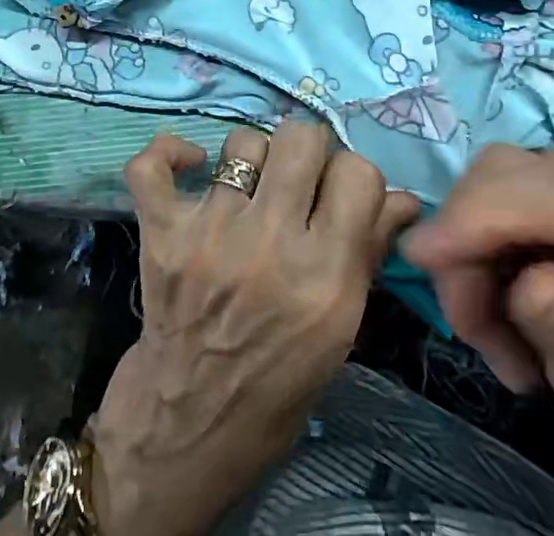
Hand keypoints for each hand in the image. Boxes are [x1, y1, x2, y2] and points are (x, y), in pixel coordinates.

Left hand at [89, 125, 419, 535]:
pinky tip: (190, 165)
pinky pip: (151, 164)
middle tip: (298, 181)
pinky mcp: (160, 230)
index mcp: (325, 273)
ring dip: (252, 156)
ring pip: (242, 141)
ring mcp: (208, 231)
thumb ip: (368, 252)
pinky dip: (168, 153)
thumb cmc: (279, 378)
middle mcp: (269, 242)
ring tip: (249, 185)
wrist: (195, 413)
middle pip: (301, 139)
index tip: (340, 195)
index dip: (353, 177)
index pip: (358, 173)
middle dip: (309, 152)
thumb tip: (403, 197)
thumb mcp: (341, 326)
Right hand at [403, 146, 553, 535]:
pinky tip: (506, 335)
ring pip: (524, 199)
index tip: (422, 256)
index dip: (495, 210)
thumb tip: (531, 280)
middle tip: (465, 316)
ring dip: (480, 255)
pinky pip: (522, 235)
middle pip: (546, 177)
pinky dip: (490, 272)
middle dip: (481, 230)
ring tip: (489, 340)